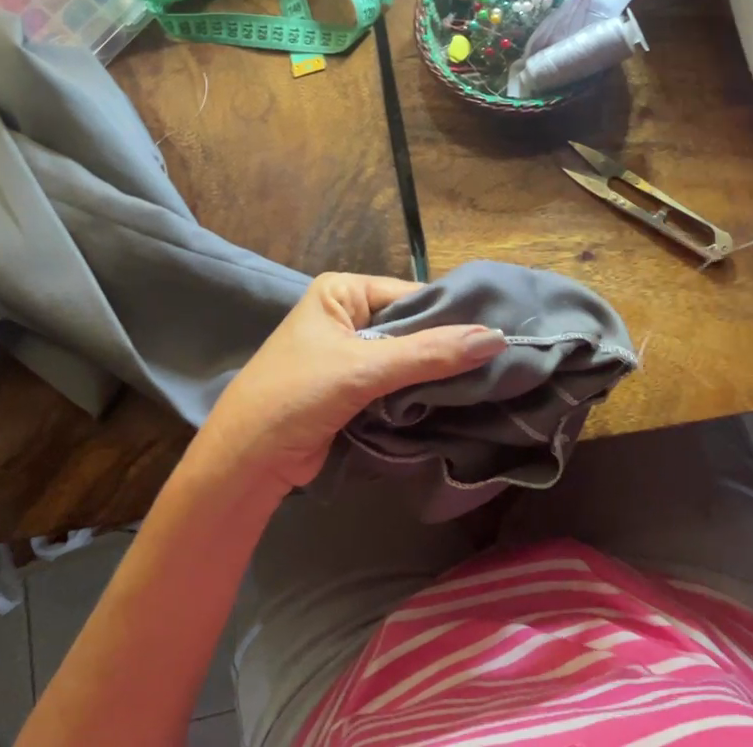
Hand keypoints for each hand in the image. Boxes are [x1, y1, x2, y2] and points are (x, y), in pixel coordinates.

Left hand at [189, 273, 508, 497]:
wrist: (248, 461)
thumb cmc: (296, 396)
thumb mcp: (363, 368)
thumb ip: (429, 353)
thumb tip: (497, 338)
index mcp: (342, 291)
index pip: (412, 295)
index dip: (453, 316)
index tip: (500, 335)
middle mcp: (347, 316)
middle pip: (414, 327)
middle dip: (448, 348)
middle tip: (503, 363)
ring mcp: (351, 355)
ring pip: (410, 359)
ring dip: (439, 375)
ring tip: (492, 383)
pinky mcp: (356, 391)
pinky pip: (400, 385)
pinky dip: (423, 395)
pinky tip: (460, 401)